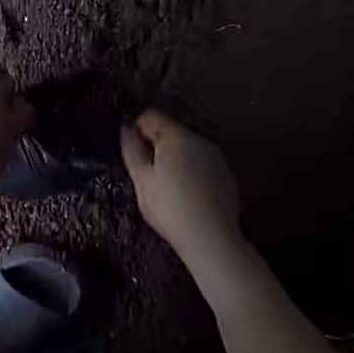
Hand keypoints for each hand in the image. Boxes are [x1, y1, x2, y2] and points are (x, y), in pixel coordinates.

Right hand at [120, 109, 241, 252]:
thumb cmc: (169, 207)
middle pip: (173, 132)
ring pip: (189, 148)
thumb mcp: (142, 180)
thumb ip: (132, 150)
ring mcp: (217, 157)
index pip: (153, 116)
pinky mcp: (227, 175)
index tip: (133, 148)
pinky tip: (188, 194)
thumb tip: (127, 129)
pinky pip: (203, 164)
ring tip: (168, 186)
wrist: (210, 236)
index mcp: (177, 137)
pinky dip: (193, 171)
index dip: (138, 128)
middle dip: (158, 146)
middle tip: (148, 173)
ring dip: (176, 158)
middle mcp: (200, 140)